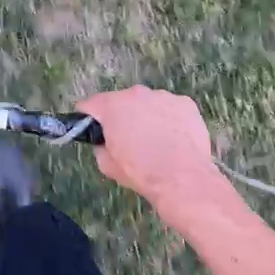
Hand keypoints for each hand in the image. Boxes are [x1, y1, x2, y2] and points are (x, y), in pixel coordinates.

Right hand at [76, 86, 229, 217]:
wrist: (183, 180)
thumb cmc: (141, 172)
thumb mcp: (107, 165)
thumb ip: (100, 145)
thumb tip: (105, 141)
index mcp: (112, 106)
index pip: (90, 104)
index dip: (88, 118)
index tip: (94, 131)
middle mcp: (136, 93)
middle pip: (120, 101)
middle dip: (121, 117)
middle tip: (129, 140)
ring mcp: (163, 96)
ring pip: (147, 103)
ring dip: (146, 116)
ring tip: (156, 141)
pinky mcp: (185, 103)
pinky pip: (170, 107)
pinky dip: (169, 119)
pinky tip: (174, 138)